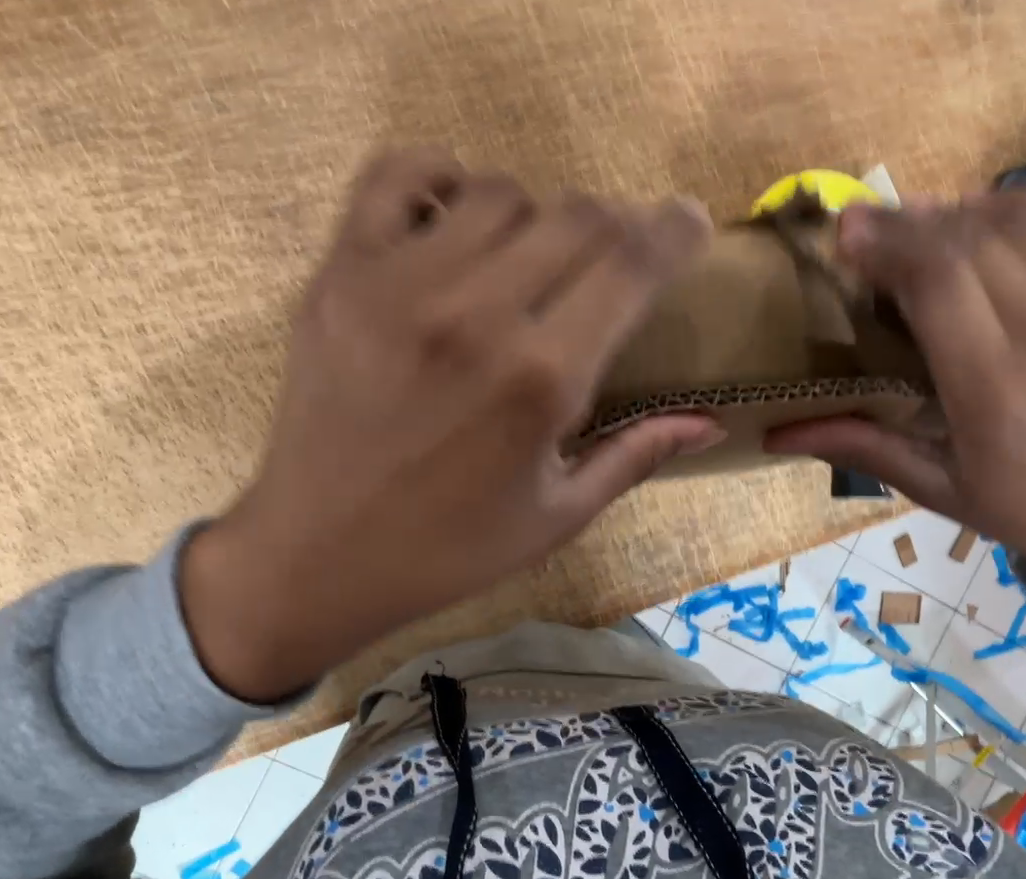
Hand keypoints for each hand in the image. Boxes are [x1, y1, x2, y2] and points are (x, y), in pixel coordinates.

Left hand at [181, 149, 720, 699]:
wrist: (316, 557)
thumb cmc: (447, 551)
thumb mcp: (555, 518)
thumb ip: (635, 457)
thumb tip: (708, 420)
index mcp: (543, 380)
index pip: (632, 262)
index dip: (675, 231)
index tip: (687, 225)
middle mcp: (478, 314)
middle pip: (578, 215)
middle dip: (615, 227)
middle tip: (609, 260)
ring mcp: (400, 286)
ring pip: (499, 192)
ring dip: (534, 216)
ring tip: (527, 260)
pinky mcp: (340, 276)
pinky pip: (396, 175)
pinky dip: (438, 176)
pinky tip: (452, 215)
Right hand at [766, 197, 1025, 601]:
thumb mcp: (939, 488)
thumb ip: (860, 444)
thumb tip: (772, 431)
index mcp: (1004, 394)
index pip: (939, 280)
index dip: (888, 242)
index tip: (848, 232)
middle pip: (977, 239)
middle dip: (914, 223)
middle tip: (876, 227)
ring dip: (967, 212)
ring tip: (929, 225)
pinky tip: (996, 227)